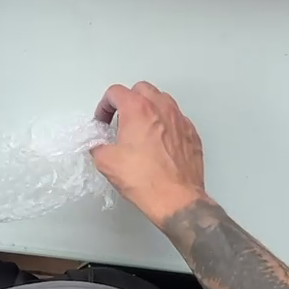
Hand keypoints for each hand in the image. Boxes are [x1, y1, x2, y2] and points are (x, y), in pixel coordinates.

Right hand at [90, 82, 208, 228]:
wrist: (176, 199)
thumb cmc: (144, 178)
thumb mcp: (106, 162)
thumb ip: (97, 146)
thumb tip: (98, 146)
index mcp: (137, 109)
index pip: (116, 92)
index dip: (104, 105)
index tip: (102, 120)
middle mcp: (161, 108)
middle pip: (141, 89)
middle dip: (128, 101)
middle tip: (120, 121)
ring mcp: (180, 119)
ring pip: (162, 100)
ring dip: (149, 109)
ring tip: (140, 130)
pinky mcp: (192, 134)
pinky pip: (177, 119)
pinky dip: (166, 124)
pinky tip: (159, 143)